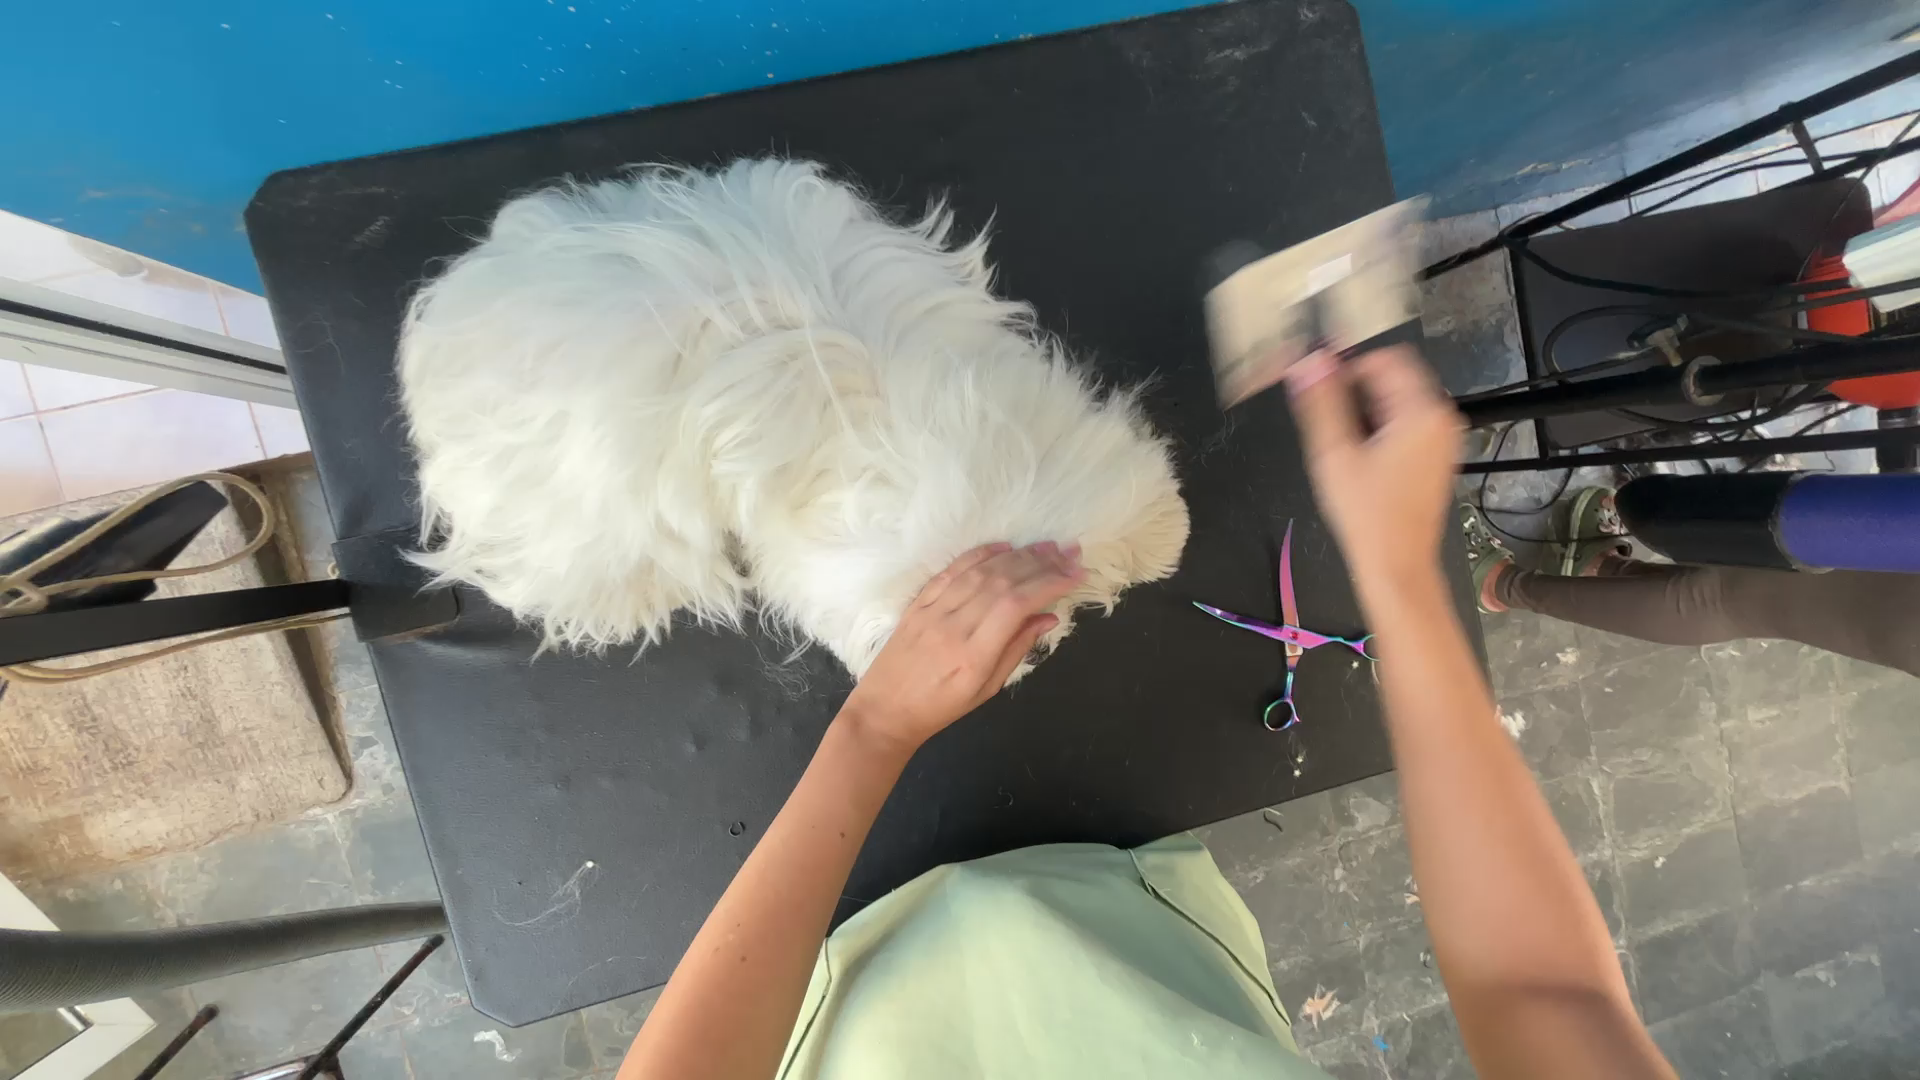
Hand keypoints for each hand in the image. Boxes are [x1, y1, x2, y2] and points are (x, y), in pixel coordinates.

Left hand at [839, 541, 1085, 752]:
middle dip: (1040, 563)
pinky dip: (979, 554)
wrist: (885, 710)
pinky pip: (951, 571)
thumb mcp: (987, 689)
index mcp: (973, 654)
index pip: (1016, 605)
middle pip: (1002, 581)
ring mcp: (932, 611)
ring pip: (980, 572)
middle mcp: (953, 626)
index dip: (1049, 583)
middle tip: (1070, 552)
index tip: (1076, 573)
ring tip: (1046, 547)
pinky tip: (1003, 547)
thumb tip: (1048, 616)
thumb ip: (1017, 649)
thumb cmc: (941, 708)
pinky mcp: (919, 603)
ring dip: (1017, 555)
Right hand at [1286, 345, 1463, 594]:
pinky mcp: (1434, 456)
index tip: (1316, 387)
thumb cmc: (1367, 514)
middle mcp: (1441, 418)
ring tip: (1341, 447)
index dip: (1345, 367)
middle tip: (1324, 422)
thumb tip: (1308, 362)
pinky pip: (1403, 424)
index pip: (1383, 359)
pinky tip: (1357, 459)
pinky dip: (1376, 430)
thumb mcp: (1333, 453)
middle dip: (1352, 392)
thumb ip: (1320, 402)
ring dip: (1362, 412)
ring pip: (1394, 403)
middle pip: (1390, 380)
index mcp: (1422, 411)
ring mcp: (1441, 439)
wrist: (1395, 562)